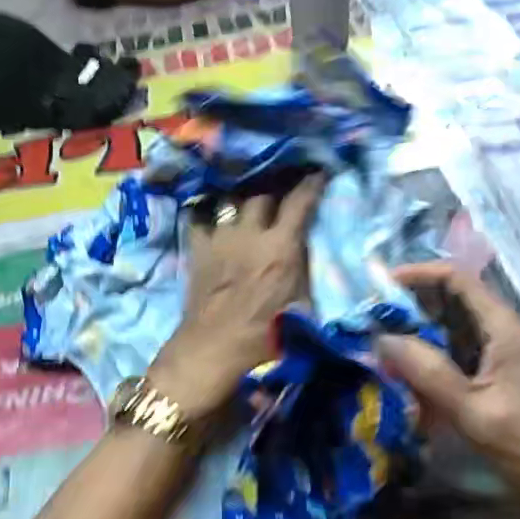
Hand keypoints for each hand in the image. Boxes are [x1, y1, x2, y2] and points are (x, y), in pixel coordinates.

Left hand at [148, 174, 326, 423]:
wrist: (214, 347)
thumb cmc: (266, 334)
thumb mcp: (304, 305)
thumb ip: (311, 272)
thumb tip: (322, 253)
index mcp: (280, 246)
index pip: (300, 202)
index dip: (311, 184)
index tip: (318, 172)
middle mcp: (250, 233)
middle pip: (263, 193)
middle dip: (274, 185)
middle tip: (281, 182)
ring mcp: (220, 237)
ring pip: (231, 200)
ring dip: (242, 196)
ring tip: (247, 191)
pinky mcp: (197, 248)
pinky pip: (200, 217)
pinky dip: (208, 212)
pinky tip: (212, 210)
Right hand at [375, 263, 519, 516]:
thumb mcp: (472, 411)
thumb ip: (426, 371)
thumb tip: (381, 338)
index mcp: (506, 329)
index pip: (456, 279)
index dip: (415, 274)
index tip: (376, 287)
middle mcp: (505, 331)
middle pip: (450, 297)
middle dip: (408, 302)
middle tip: (370, 317)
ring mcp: (503, 351)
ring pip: (450, 323)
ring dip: (415, 328)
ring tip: (380, 341)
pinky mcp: (497, 371)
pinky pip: (455, 347)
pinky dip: (428, 351)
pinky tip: (405, 370)